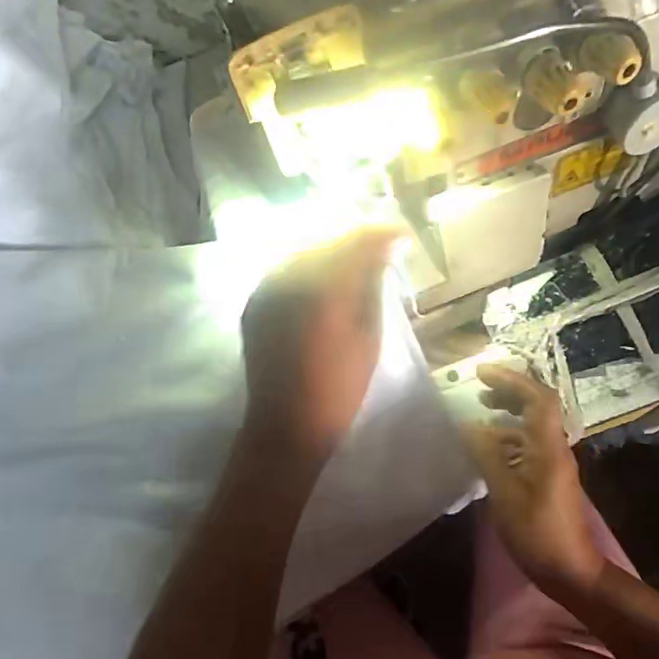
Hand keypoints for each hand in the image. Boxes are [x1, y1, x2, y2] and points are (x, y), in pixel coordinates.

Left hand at [240, 227, 401, 459]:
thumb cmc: (339, 388)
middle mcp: (288, 276)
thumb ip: (373, 285)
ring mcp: (265, 287)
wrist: (287, 424)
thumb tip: (385, 249)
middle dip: (357, 241)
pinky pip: (285, 269)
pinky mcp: (255, 301)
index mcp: (322, 285)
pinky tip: (325, 282)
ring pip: (304, 251)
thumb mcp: (368, 335)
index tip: (403, 239)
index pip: (356, 240)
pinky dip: (308, 268)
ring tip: (356, 266)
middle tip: (382, 251)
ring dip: (332, 252)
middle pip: (328, 239)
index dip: (383, 234)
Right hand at [461, 365, 605, 600]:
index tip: (481, 374)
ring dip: (508, 415)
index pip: (537, 398)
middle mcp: (555, 448)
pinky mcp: (548, 478)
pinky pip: (528, 445)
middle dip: (510, 392)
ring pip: (532, 426)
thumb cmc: (536, 531)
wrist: (569, 569)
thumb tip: (468, 426)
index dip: (511, 380)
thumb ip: (487, 455)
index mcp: (548, 447)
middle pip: (538, 406)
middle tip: (480, 391)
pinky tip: (487, 449)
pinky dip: (507, 439)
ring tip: (480, 415)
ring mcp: (554, 464)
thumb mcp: (505, 492)